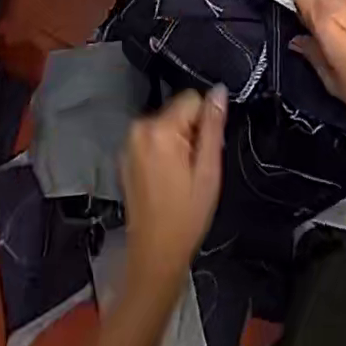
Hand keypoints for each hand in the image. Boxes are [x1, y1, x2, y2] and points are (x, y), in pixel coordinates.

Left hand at [121, 87, 226, 287]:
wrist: (155, 254)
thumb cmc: (186, 215)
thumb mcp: (209, 170)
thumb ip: (213, 125)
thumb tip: (219, 91)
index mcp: (159, 130)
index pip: (193, 99)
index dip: (205, 123)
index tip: (203, 152)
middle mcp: (138, 129)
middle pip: (178, 110)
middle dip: (191, 132)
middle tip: (195, 167)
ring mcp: (129, 143)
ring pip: (168, 123)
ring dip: (178, 142)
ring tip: (181, 175)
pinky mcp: (126, 155)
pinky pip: (154, 138)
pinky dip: (164, 150)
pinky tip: (168, 178)